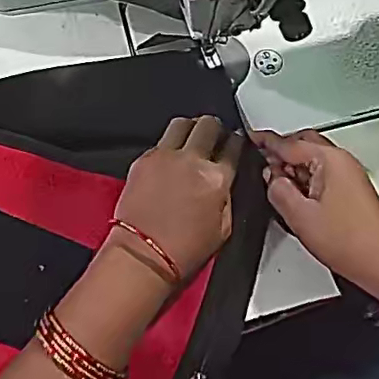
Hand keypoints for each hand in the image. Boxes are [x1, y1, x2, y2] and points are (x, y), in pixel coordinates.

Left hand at [112, 116, 242, 277]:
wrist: (144, 255)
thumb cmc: (181, 250)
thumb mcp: (224, 228)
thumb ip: (227, 196)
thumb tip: (224, 181)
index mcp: (216, 179)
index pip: (233, 146)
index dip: (236, 142)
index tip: (234, 143)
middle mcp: (190, 161)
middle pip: (209, 124)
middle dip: (215, 128)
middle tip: (215, 135)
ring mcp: (164, 157)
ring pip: (181, 123)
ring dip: (191, 128)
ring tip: (192, 138)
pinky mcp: (142, 160)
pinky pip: (159, 142)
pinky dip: (168, 146)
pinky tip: (170, 159)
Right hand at [250, 129, 378, 297]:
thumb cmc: (354, 243)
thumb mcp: (299, 216)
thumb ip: (277, 190)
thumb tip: (271, 178)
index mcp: (330, 160)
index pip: (289, 143)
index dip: (266, 141)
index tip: (252, 139)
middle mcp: (343, 162)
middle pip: (303, 144)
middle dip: (281, 153)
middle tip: (264, 168)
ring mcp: (349, 175)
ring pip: (312, 159)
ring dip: (294, 169)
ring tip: (282, 191)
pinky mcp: (352, 190)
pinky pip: (323, 174)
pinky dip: (307, 181)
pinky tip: (300, 202)